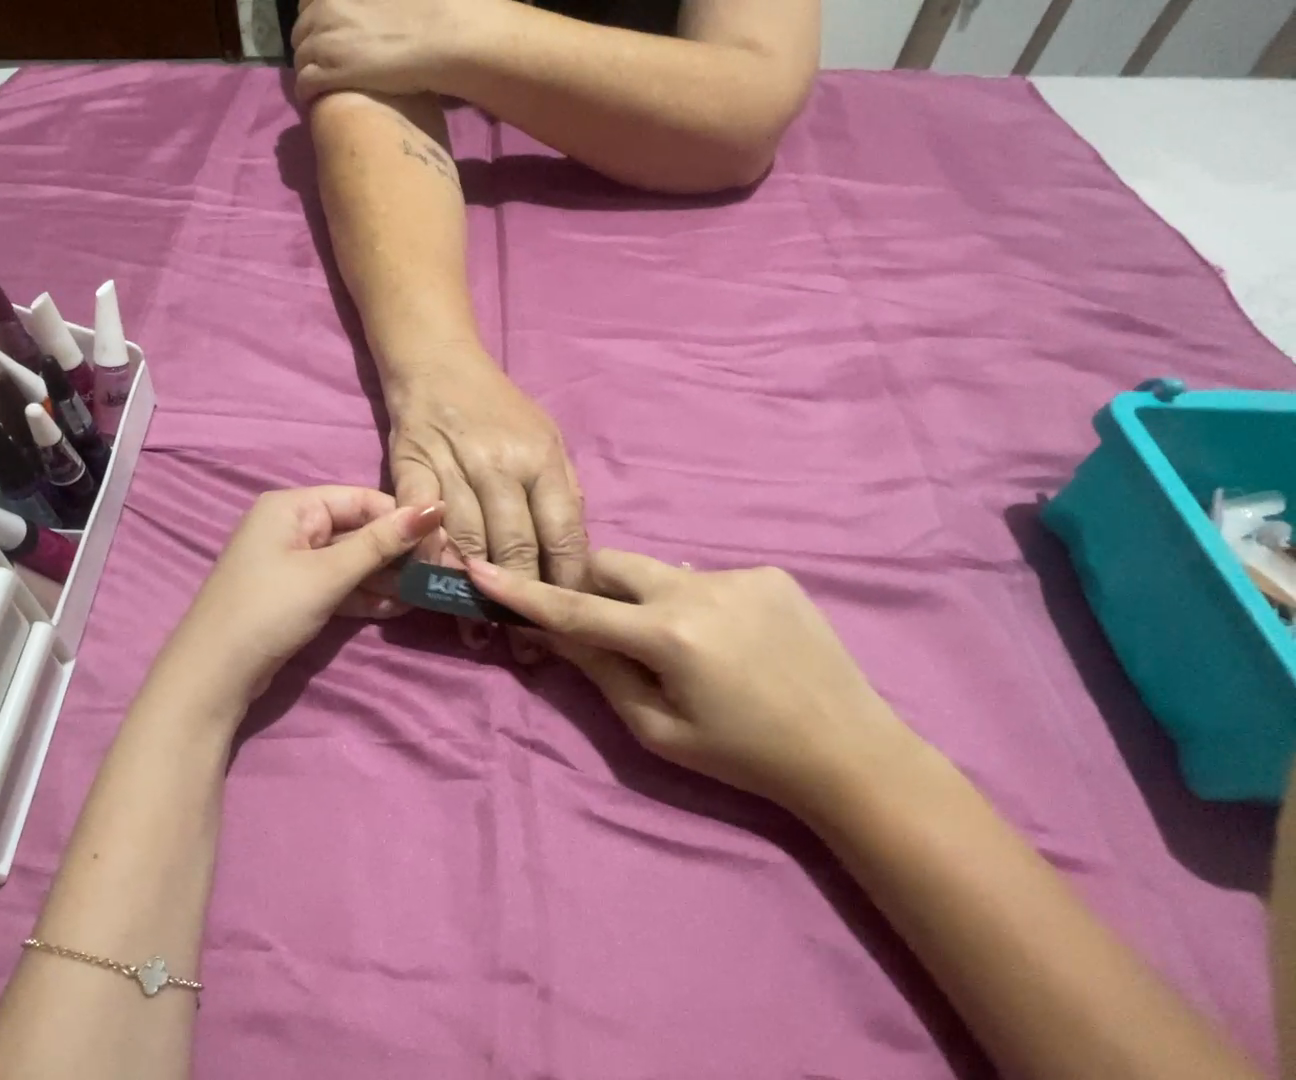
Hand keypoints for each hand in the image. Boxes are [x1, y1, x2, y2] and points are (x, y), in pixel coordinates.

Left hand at [151, 486, 443, 710]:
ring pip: (350, 561)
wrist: (215, 672)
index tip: (442, 540)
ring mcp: (291, 561)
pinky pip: (338, 584)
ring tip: (424, 593)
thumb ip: (380, 543)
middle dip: (395, 551)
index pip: (361, 499)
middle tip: (437, 572)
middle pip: (356, 529)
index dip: (401, 517)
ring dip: (384, 577)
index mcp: (292, 506)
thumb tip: (433, 507)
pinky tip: (397, 607)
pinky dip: (364, 594)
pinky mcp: (294, 593)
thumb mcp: (328, 573)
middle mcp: (291, 526)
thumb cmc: (269, 609)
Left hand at [292, 0, 482, 101]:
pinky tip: (315, 99)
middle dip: (308, 46)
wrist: (434, 38)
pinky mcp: (329, 72)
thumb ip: (365, 1)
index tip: (323, 32)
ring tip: (321, 84)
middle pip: (300, 32)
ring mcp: (325, 41)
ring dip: (307, 71)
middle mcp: (325, 9)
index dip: (313, 19)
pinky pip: (304, 83)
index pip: (307, 2)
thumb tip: (365, 9)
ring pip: (300, 59)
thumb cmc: (423, 11)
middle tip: (323, 62)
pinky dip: (306, 92)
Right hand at [387, 345, 587, 655]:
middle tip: (527, 648)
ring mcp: (453, 468)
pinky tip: (434, 596)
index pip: (562, 534)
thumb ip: (563, 490)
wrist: (436, 366)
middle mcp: (502, 465)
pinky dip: (427, 565)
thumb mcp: (547, 437)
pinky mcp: (410, 470)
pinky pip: (420, 528)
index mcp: (542, 459)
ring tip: (481, 634)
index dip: (566, 585)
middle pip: (516, 547)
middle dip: (524, 603)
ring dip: (474, 596)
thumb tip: (574, 552)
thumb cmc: (498, 407)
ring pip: (468, 545)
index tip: (570, 625)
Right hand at [468, 552, 928, 813]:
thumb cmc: (744, 757)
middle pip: (613, 564)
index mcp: (669, 635)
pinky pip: (705, 577)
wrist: (852, 754)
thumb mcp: (657, 730)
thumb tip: (556, 633)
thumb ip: (602, 673)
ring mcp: (740, 575)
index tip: (479, 569)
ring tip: (679, 649)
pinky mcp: (771, 574)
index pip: (575, 608)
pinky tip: (724, 643)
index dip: (521, 592)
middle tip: (596, 627)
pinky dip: (691, 602)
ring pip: (660, 570)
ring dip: (644, 598)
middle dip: (588, 585)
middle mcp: (700, 588)